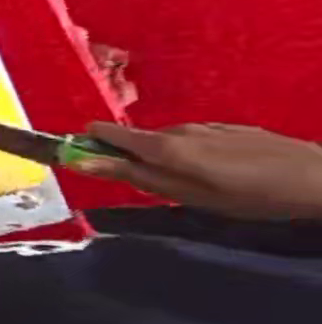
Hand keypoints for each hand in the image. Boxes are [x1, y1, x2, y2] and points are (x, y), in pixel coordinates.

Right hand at [71, 122, 321, 219]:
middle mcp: (182, 129)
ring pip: (170, 139)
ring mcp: (212, 127)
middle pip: (139, 139)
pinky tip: (215, 169)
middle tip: (144, 182)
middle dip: (130, 155)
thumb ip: (131, 175)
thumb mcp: (183, 193)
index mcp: (163, 146)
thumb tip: (78, 162)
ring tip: (184, 178)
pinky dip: (191, 151)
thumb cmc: (249, 195)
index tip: (74, 152)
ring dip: (164, 155)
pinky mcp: (237, 130)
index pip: (108, 132)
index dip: (87, 140)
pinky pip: (197, 138)